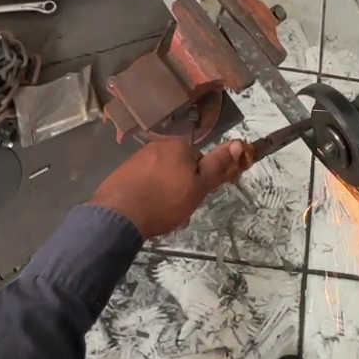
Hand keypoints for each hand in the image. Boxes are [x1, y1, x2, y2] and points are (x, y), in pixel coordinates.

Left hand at [89, 138, 255, 238]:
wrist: (119, 215)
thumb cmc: (165, 200)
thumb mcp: (199, 186)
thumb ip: (218, 165)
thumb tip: (239, 143)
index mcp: (179, 146)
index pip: (199, 161)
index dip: (201, 182)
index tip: (195, 198)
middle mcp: (158, 145)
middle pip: (179, 167)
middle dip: (181, 187)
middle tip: (178, 210)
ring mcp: (138, 158)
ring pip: (161, 176)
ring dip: (165, 192)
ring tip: (161, 215)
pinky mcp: (123, 172)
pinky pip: (143, 182)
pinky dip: (147, 194)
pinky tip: (145, 211)